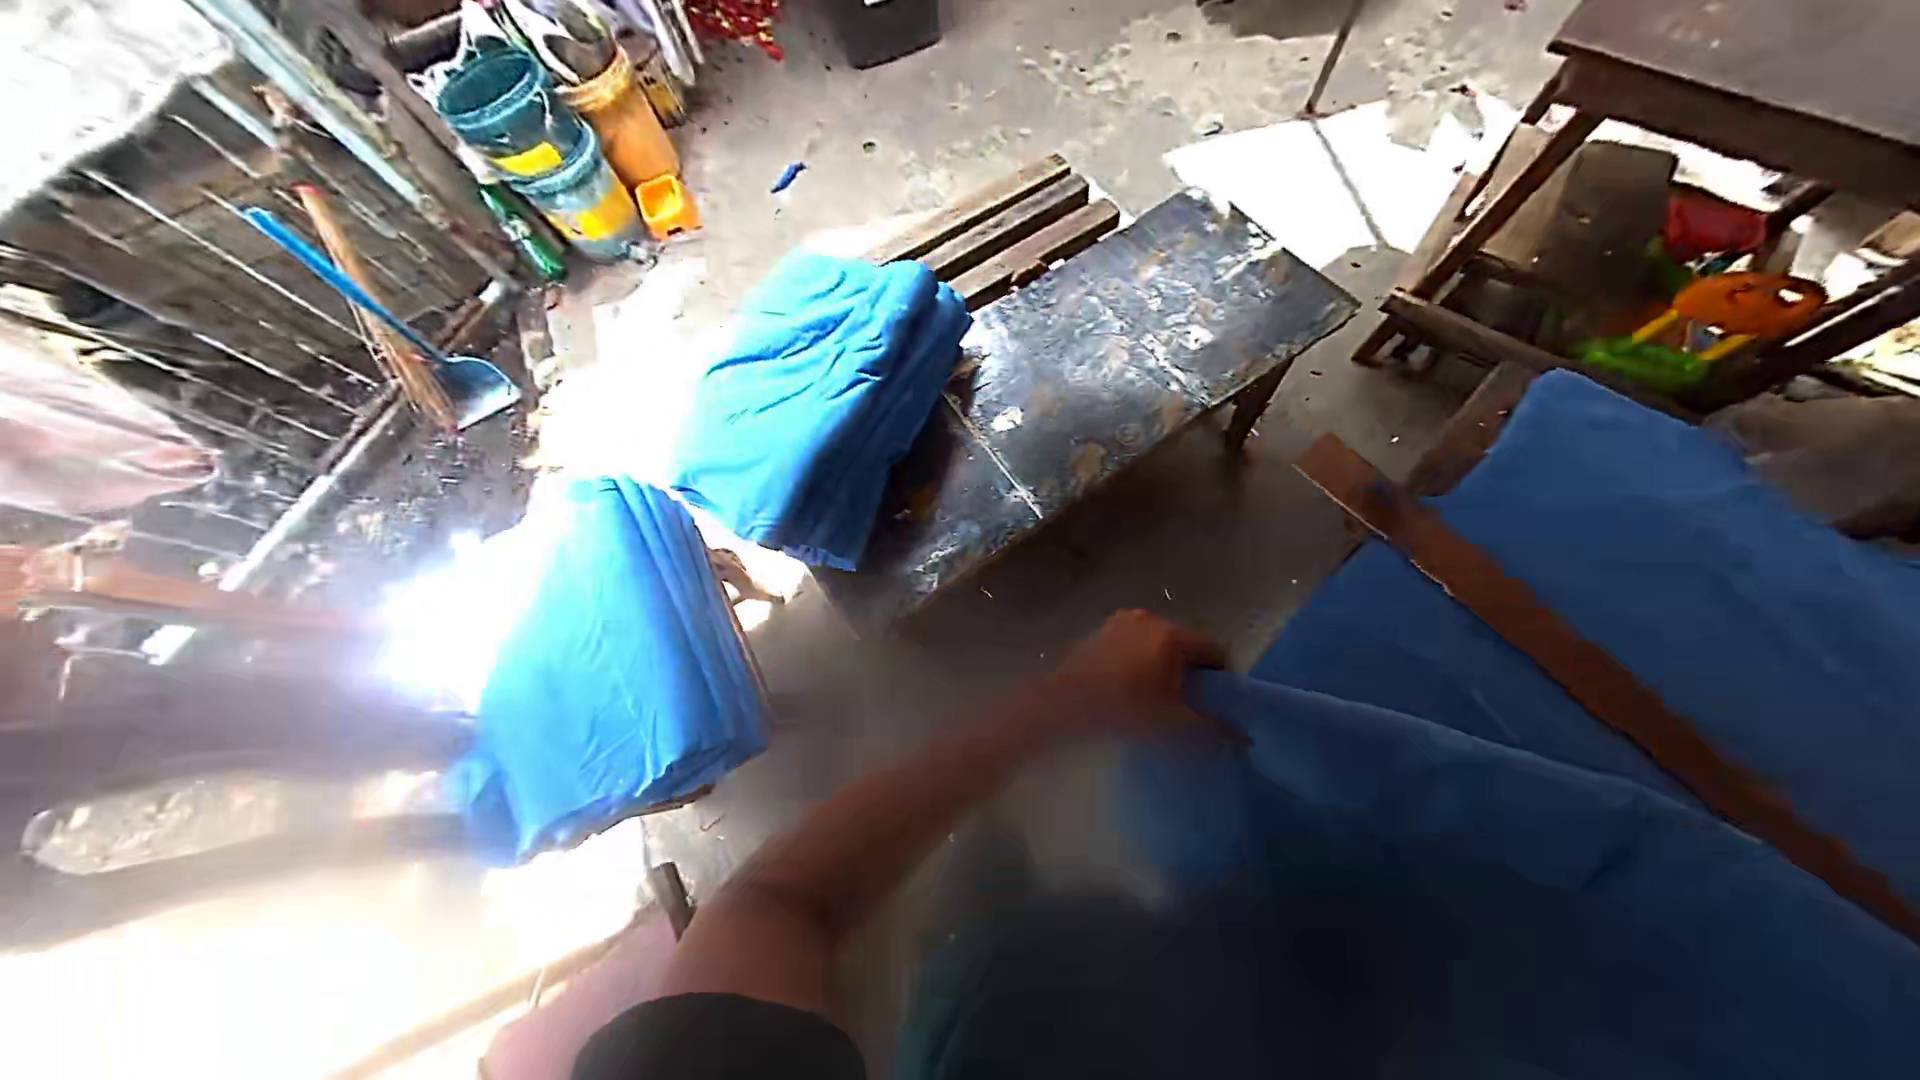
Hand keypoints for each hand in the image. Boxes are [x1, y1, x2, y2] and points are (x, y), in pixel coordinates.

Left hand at [1042, 610, 1233, 739]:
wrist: (1063, 701)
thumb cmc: (1122, 707)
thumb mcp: (1172, 721)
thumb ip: (1211, 725)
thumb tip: (1241, 735)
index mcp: (1172, 633)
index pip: (1214, 647)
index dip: (1222, 674)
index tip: (1219, 698)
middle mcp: (1149, 618)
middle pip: (1185, 641)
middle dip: (1192, 668)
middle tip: (1191, 699)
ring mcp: (1120, 622)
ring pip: (1157, 641)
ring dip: (1165, 662)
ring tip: (1160, 694)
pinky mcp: (1100, 631)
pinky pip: (1133, 642)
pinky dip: (1140, 658)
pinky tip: (1132, 684)